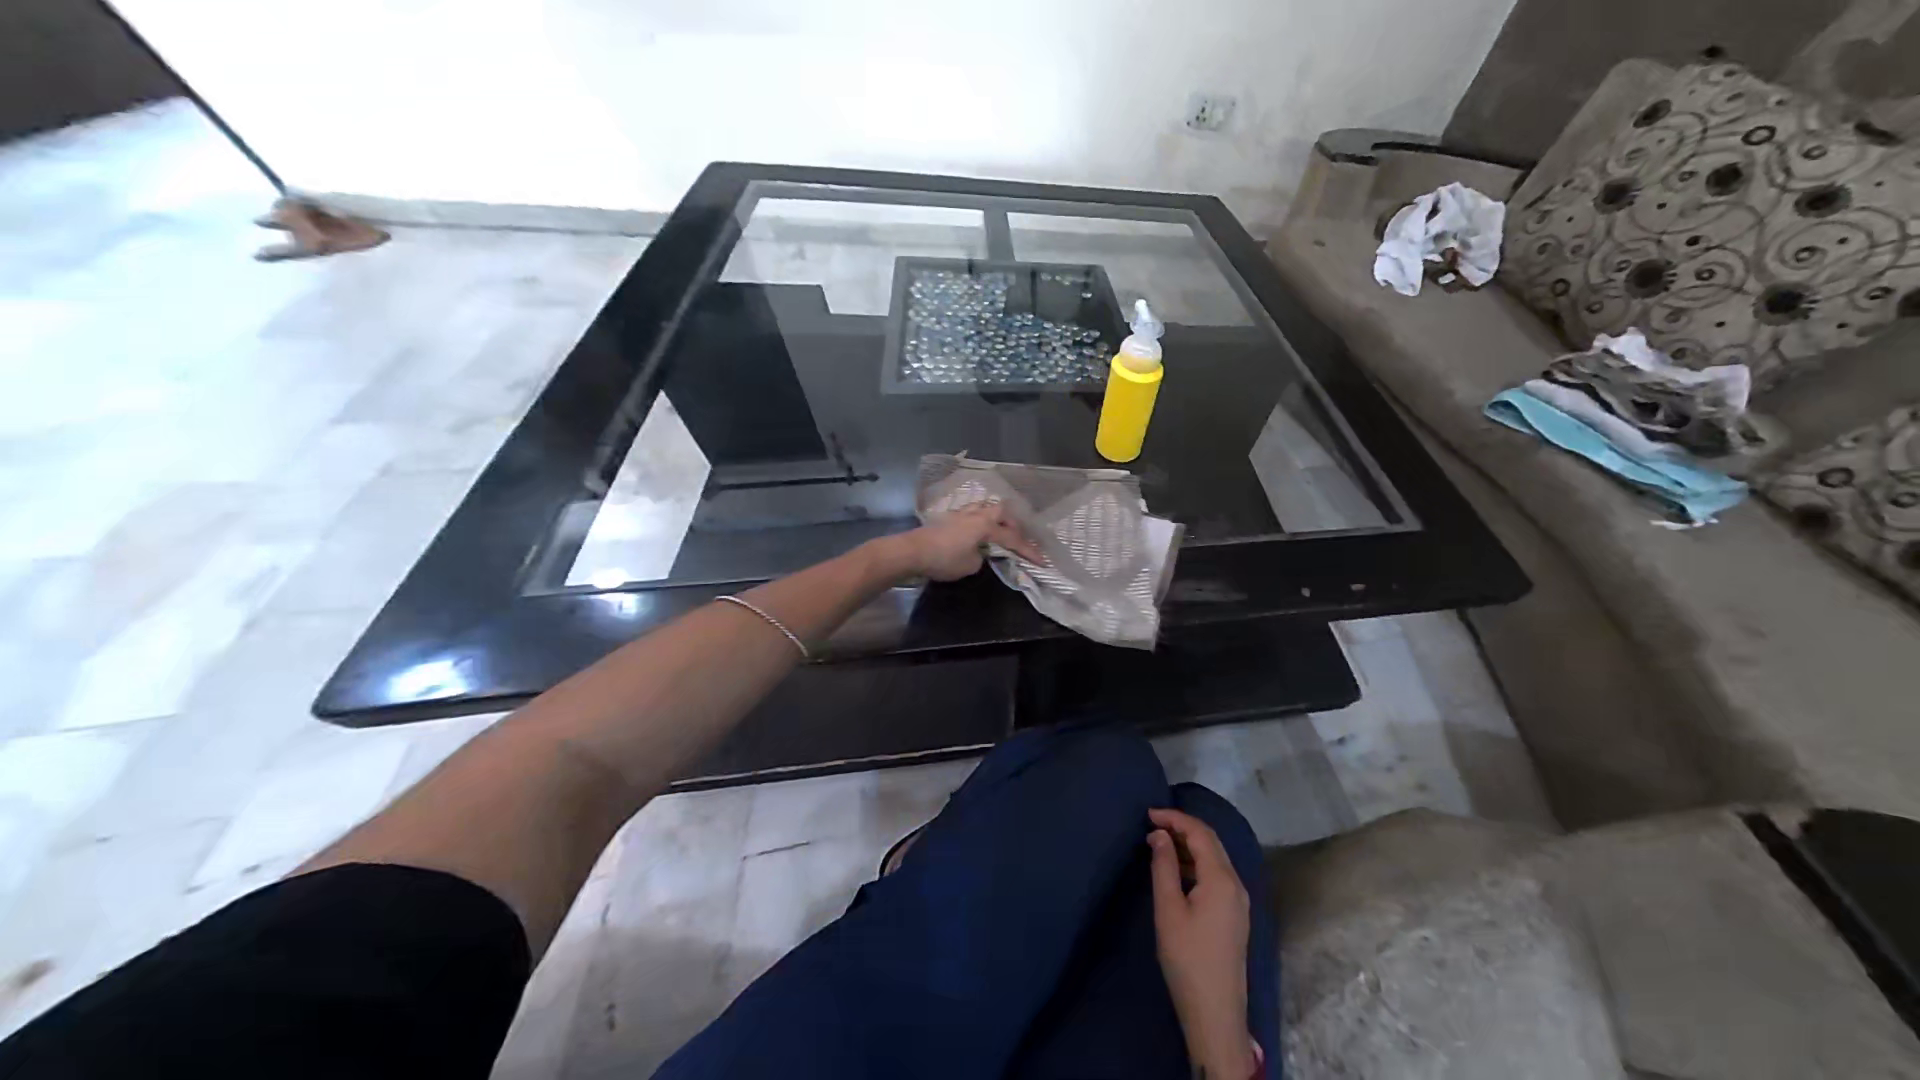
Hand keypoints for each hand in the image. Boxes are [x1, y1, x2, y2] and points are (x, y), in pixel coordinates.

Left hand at [894, 501, 1043, 582]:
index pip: (1012, 538)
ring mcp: (959, 514)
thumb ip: (981, 557)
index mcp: (985, 525)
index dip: (1028, 551)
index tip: (1042, 561)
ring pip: (983, 508)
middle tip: (1017, 539)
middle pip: (1000, 511)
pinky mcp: (946, 519)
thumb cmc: (943, 559)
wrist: (911, 552)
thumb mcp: (969, 565)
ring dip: (994, 518)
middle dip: (1012, 524)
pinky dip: (978, 521)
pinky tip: (976, 533)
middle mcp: (974, 514)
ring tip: (998, 532)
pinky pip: (970, 515)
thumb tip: (978, 552)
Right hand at [1148, 807, 1255, 1079]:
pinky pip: (1216, 874)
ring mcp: (1239, 900)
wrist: (1215, 1010)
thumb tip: (1160, 835)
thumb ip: (1163, 866)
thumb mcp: (1168, 909)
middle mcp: (1236, 884)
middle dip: (1183, 827)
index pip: (1200, 833)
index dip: (1175, 817)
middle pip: (1211, 842)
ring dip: (1189, 844)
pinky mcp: (1234, 914)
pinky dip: (1196, 862)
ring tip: (1159, 842)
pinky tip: (1175, 868)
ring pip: (1215, 858)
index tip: (1147, 814)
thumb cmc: (1187, 957)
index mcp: (1221, 879)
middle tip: (1152, 823)